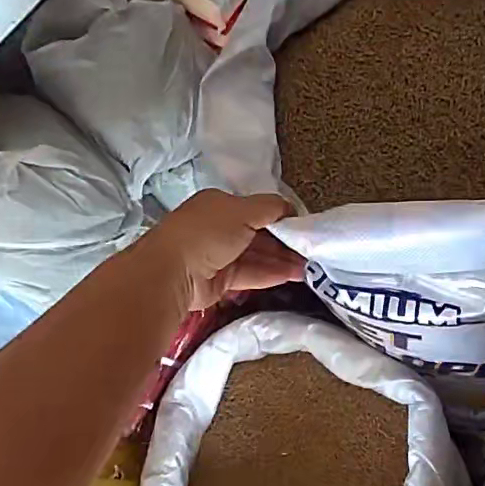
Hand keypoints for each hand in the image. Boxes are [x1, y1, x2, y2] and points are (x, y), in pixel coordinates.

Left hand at [139, 189, 304, 311]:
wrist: (172, 271)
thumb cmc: (207, 233)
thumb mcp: (243, 211)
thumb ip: (272, 208)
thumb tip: (292, 210)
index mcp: (220, 205)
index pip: (258, 210)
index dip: (282, 218)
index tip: (305, 228)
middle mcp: (219, 228)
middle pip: (260, 235)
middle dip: (286, 243)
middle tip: (312, 252)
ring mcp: (219, 256)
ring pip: (258, 256)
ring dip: (283, 261)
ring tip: (309, 268)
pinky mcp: (221, 280)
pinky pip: (251, 274)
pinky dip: (272, 274)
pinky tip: (293, 276)